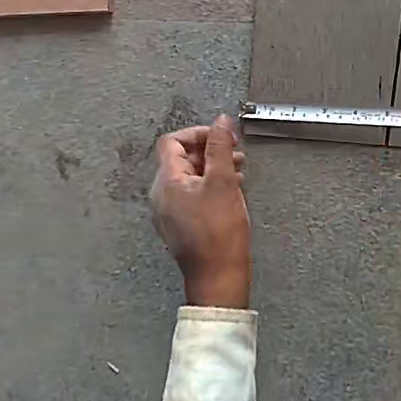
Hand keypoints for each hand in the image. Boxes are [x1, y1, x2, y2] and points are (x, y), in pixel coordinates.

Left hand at [150, 114, 251, 308]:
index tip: (221, 136)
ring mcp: (170, 212)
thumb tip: (220, 123)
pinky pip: (192, 195)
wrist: (219, 278)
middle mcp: (162, 196)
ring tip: (237, 170)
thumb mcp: (223, 182)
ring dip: (212, 168)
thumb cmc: (219, 236)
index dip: (198, 133)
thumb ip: (220, 148)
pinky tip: (231, 191)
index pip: (173, 142)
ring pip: (189, 177)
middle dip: (209, 150)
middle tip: (233, 152)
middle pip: (181, 158)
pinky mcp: (181, 225)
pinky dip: (210, 186)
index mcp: (167, 182)